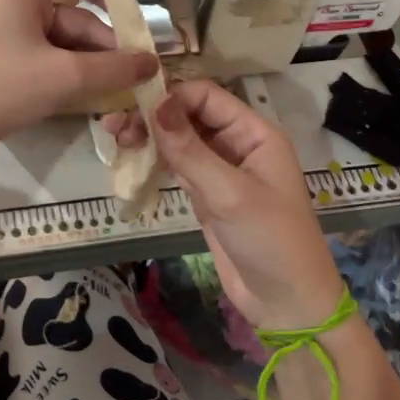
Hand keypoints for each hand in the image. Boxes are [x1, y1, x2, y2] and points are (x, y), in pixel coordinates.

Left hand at [0, 0, 157, 153]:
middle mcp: (5, 2)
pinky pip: (35, 60)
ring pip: (53, 41)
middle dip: (101, 44)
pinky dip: (60, 75)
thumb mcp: (67, 77)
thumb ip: (115, 68)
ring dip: (84, 65)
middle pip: (67, 13)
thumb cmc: (1, 88)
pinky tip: (81, 101)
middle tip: (130, 77)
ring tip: (111, 94)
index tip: (127, 23)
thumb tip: (152, 64)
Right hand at [104, 81, 344, 329]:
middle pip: (190, 116)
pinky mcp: (208, 196)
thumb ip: (189, 149)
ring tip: (114, 138)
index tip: (131, 104)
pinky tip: (130, 157)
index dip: (170, 96)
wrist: (287, 303)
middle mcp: (238, 145)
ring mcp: (221, 171)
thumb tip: (155, 103)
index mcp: (255, 134)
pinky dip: (155, 161)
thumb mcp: (229, 193)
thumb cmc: (269, 240)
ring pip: (180, 141)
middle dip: (153, 116)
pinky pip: (178, 167)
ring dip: (149, 137)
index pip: (206, 97)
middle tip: (112, 124)